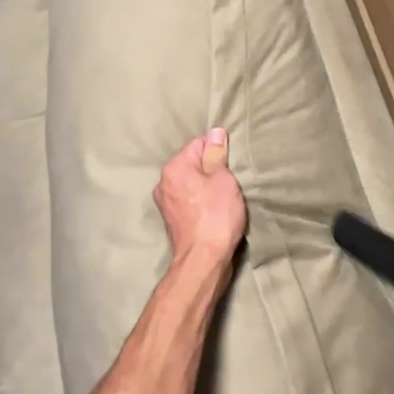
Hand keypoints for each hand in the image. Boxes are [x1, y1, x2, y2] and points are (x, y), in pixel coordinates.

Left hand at [154, 127, 245, 268]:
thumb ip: (217, 154)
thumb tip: (214, 132)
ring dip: (207, 189)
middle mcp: (163, 182)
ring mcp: (165, 203)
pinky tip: (213, 214)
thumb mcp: (223, 179)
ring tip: (223, 201)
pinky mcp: (171, 220)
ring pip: (191, 184)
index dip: (218, 153)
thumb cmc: (216, 215)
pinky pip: (189, 202)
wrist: (203, 261)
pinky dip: (201, 204)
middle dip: (212, 171)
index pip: (199, 144)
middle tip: (229, 185)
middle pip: (193, 164)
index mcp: (174, 167)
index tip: (230, 168)